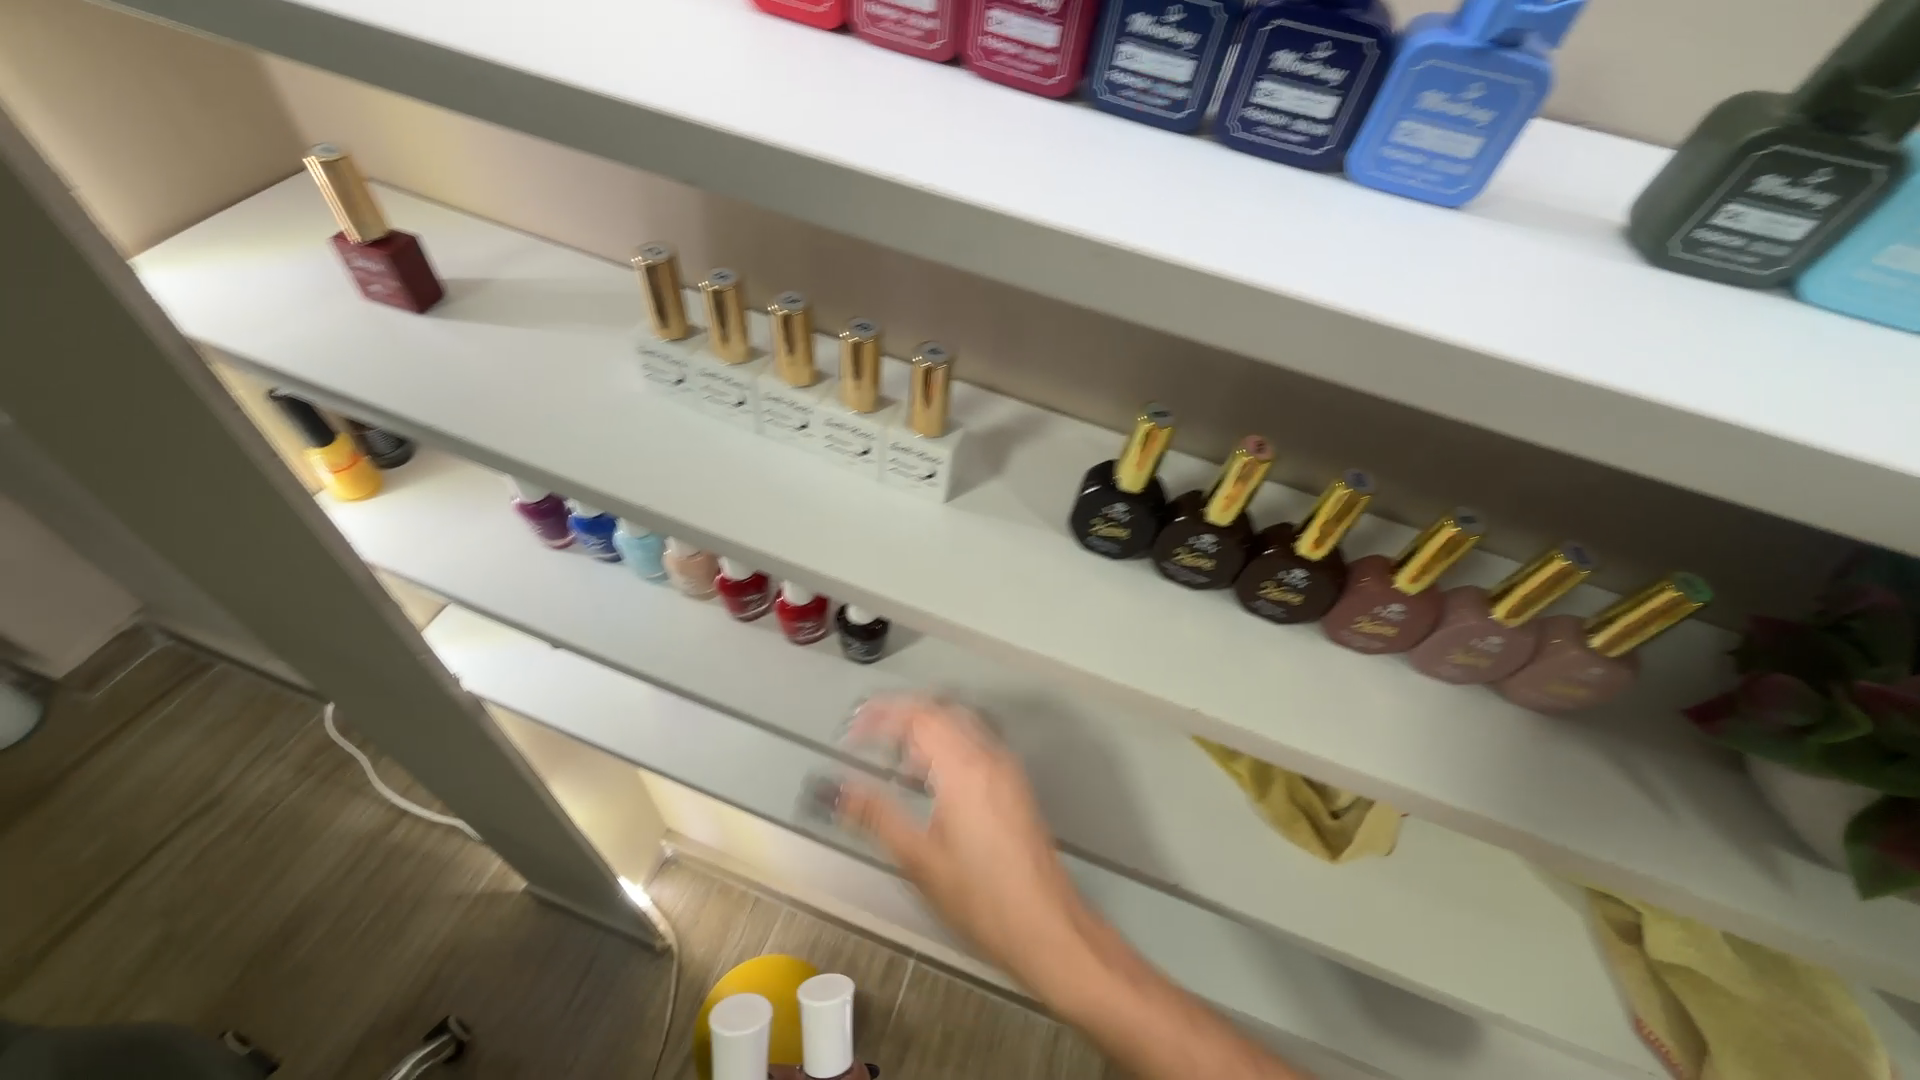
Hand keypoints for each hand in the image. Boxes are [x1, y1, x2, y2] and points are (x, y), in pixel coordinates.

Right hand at [836, 694, 1096, 995]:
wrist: (1047, 926)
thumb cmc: (982, 898)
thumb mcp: (919, 859)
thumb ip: (877, 816)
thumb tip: (840, 789)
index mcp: (964, 767)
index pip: (919, 716)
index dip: (882, 715)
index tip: (853, 731)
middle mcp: (990, 757)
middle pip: (943, 710)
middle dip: (903, 714)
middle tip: (869, 733)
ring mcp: (1007, 770)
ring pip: (963, 724)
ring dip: (927, 728)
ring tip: (895, 755)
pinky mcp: (1015, 787)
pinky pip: (977, 744)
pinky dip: (948, 744)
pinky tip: (931, 778)